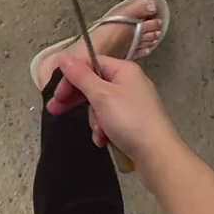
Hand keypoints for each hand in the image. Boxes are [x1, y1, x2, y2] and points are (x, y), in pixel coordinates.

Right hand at [47, 54, 182, 166]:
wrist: (158, 156)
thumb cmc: (130, 121)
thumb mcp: (101, 96)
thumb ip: (81, 76)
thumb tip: (64, 56)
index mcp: (123, 70)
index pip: (90, 64)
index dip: (71, 76)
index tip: (55, 93)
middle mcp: (129, 82)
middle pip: (93, 84)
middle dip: (76, 99)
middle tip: (55, 110)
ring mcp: (132, 103)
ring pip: (100, 105)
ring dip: (94, 120)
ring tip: (98, 133)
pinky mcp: (133, 122)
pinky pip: (110, 120)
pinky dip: (104, 130)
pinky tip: (104, 140)